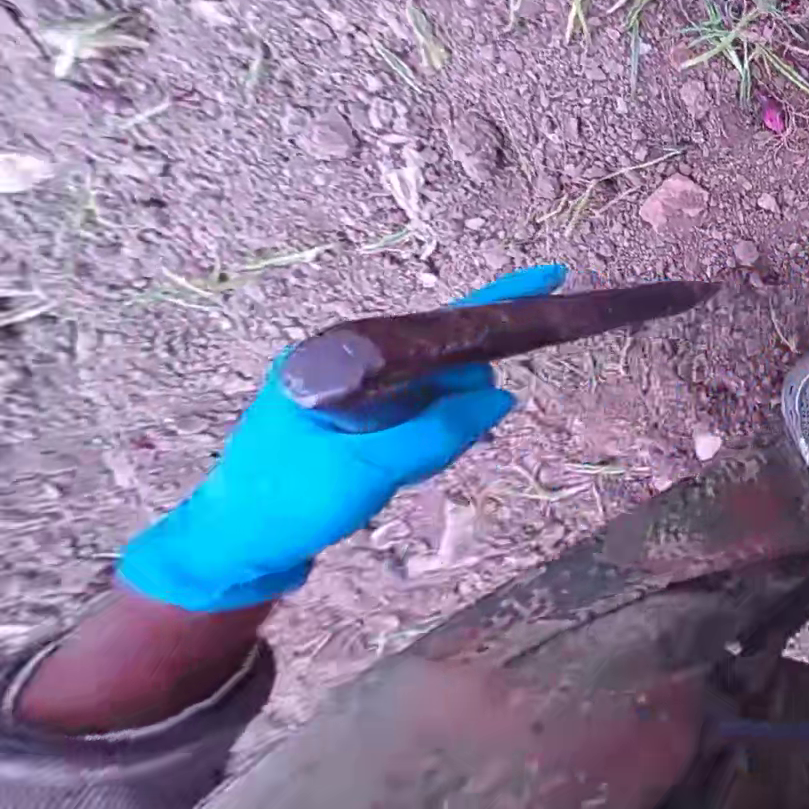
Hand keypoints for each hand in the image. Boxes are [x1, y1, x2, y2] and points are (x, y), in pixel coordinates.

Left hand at [118, 265, 568, 612]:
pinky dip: (441, 433)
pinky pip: (435, 410)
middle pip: (452, 356)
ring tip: (412, 462)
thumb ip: (440, 430)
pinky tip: (413, 462)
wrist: (235, 551)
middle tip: (447, 439)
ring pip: (449, 388)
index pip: (437, 320)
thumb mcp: (367, 467)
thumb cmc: (288, 501)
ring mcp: (367, 387)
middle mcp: (357, 360)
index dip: (498, 300)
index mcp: (340, 355)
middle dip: (466, 393)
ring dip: (451, 421)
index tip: (552, 277)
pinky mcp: (376, 414)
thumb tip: (503, 397)